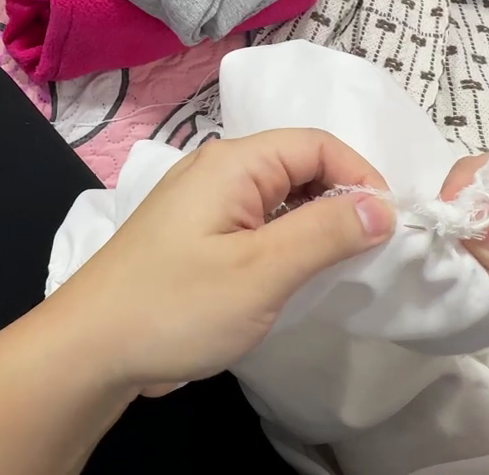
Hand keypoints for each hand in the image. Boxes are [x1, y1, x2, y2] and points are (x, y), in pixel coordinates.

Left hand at [46, 130, 396, 396]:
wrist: (95, 344)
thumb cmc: (177, 304)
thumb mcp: (262, 272)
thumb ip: (325, 233)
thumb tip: (384, 206)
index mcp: (232, 163)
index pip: (315, 143)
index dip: (361, 177)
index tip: (394, 226)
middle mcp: (218, 169)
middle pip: (298, 164)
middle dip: (343, 198)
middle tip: (376, 251)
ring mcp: (204, 201)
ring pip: (279, 194)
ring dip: (316, 221)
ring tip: (345, 265)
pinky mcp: (199, 232)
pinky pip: (257, 219)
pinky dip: (288, 238)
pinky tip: (301, 273)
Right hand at [440, 148, 488, 474]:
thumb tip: (472, 222)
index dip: (482, 178)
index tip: (448, 211)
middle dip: (462, 212)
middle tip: (431, 242)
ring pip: (483, 238)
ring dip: (456, 249)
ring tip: (428, 266)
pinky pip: (484, 283)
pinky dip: (460, 284)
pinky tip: (443, 293)